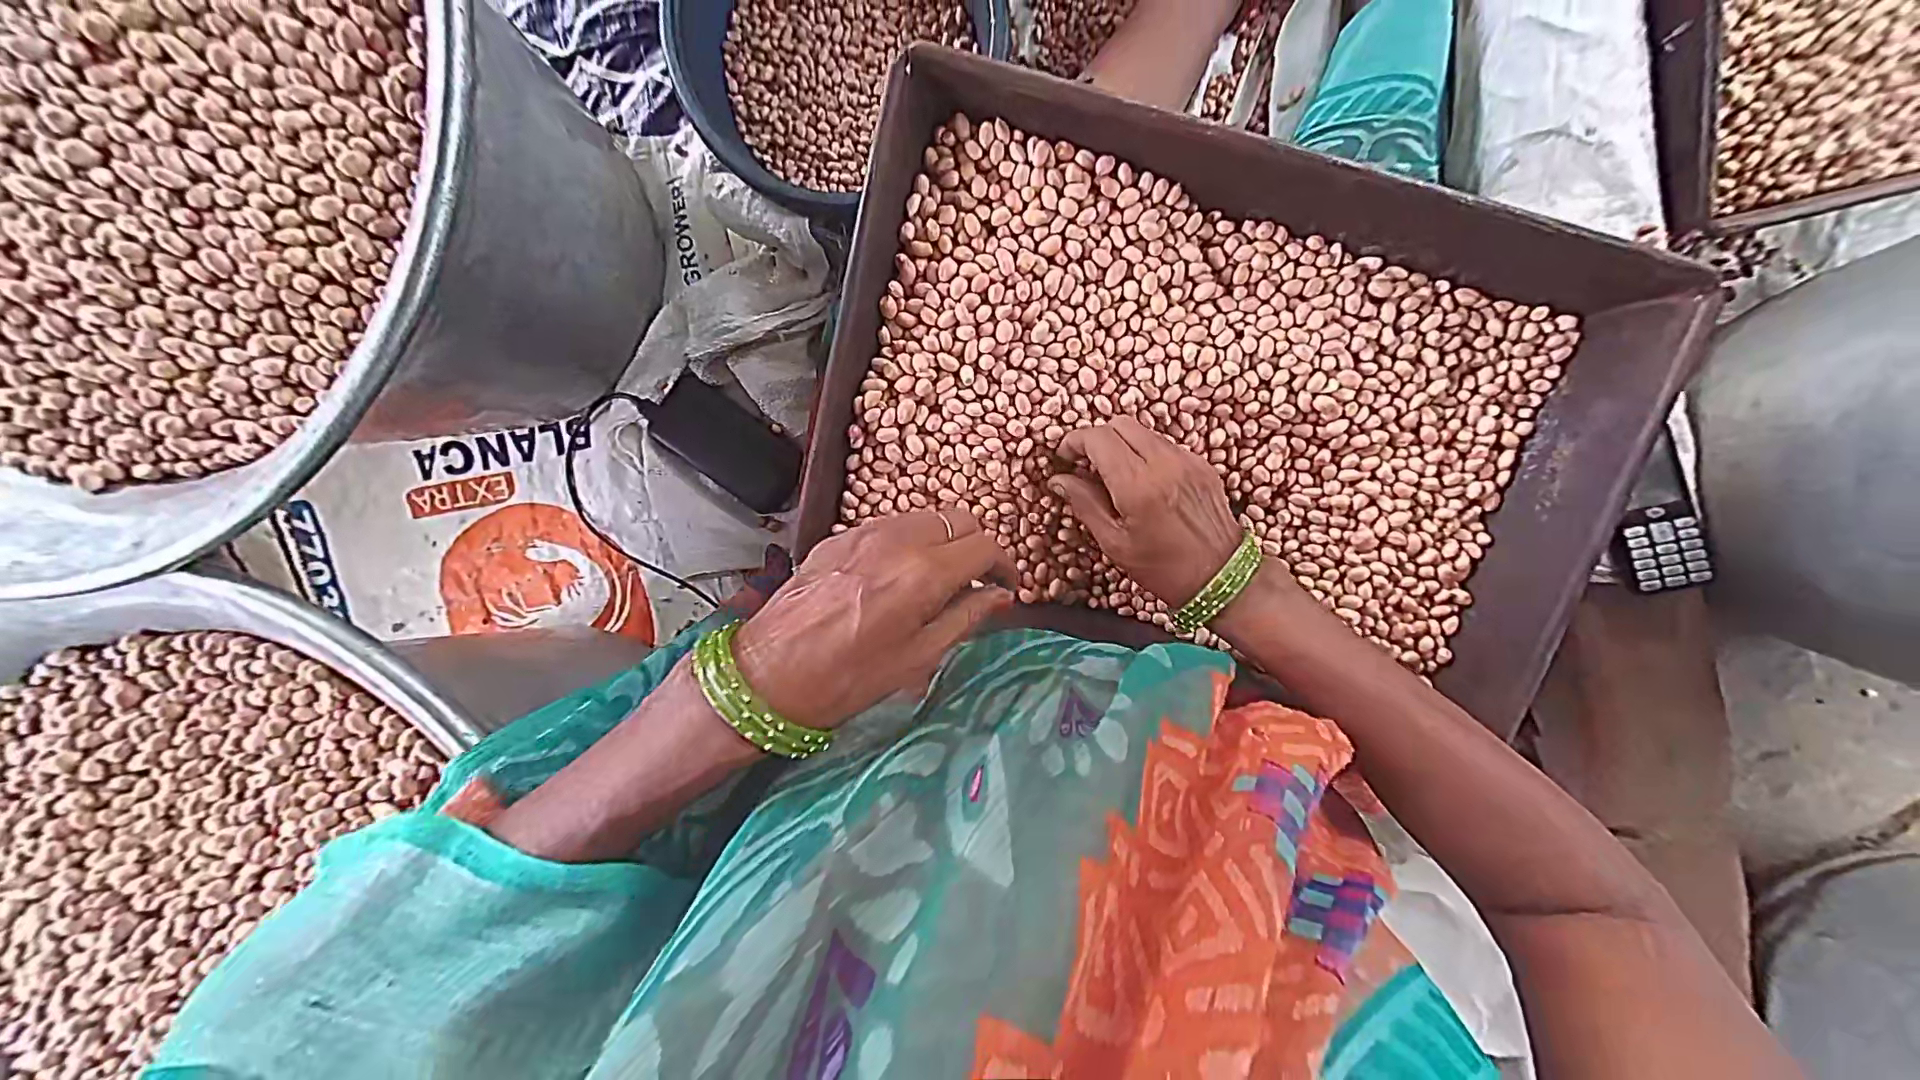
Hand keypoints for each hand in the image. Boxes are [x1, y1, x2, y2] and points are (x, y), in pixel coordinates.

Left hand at [729, 511, 1014, 729]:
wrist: (767, 675)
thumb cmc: (848, 678)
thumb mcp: (917, 657)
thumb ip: (965, 617)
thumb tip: (999, 596)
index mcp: (923, 572)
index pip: (985, 546)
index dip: (1004, 567)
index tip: (1005, 588)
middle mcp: (897, 539)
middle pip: (959, 518)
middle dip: (976, 546)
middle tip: (974, 582)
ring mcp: (863, 532)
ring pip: (924, 517)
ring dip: (942, 541)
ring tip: (936, 580)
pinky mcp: (837, 536)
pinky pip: (889, 525)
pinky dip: (908, 541)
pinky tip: (896, 575)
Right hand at [1047, 418, 1246, 607]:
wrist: (1222, 576)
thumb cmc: (1163, 568)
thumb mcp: (1114, 542)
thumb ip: (1085, 504)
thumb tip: (1060, 479)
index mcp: (1138, 485)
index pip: (1098, 438)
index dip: (1074, 442)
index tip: (1064, 457)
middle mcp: (1164, 464)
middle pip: (1120, 424)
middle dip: (1096, 438)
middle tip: (1084, 464)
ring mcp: (1186, 461)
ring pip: (1142, 431)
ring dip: (1120, 444)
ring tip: (1111, 475)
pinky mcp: (1201, 464)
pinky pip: (1163, 445)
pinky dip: (1144, 453)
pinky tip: (1140, 481)